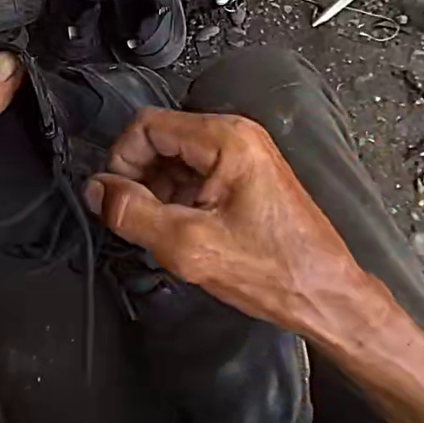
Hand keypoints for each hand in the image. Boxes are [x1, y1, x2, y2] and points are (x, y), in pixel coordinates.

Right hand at [83, 110, 388, 350]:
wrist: (326, 296)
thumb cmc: (276, 271)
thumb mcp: (186, 245)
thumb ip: (131, 213)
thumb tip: (97, 191)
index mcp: (226, 140)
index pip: (145, 126)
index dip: (121, 162)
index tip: (115, 198)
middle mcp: (235, 138)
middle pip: (157, 140)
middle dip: (138, 179)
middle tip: (138, 220)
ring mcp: (241, 156)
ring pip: (171, 160)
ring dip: (156, 193)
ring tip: (165, 232)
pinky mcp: (242, 177)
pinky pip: (191, 176)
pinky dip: (175, 201)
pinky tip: (183, 232)